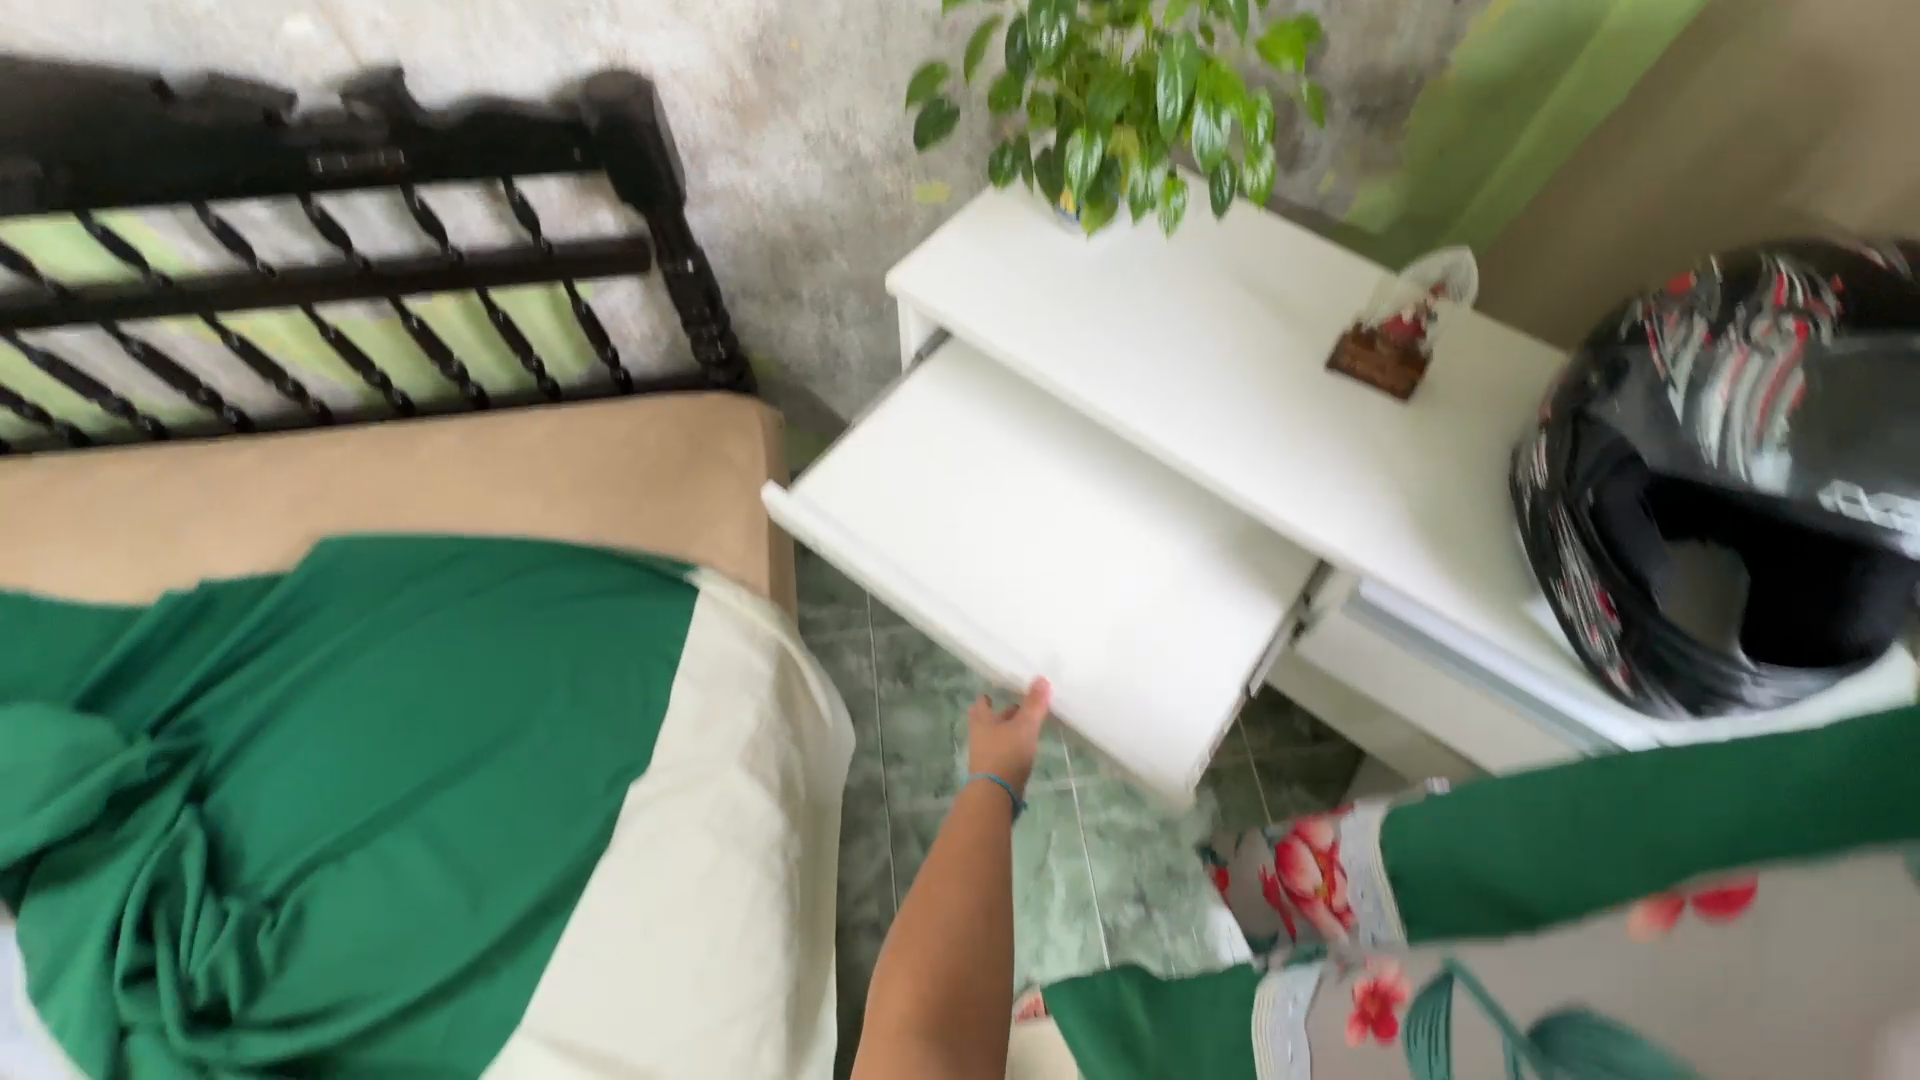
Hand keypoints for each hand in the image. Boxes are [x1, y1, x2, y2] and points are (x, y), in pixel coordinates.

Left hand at [966, 678, 1051, 797]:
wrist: (996, 794)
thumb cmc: (1006, 753)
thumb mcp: (1024, 726)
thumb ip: (1034, 704)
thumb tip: (1042, 678)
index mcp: (982, 720)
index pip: (981, 703)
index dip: (987, 698)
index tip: (994, 693)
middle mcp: (980, 735)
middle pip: (989, 720)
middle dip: (1003, 714)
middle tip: (1018, 707)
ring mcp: (985, 755)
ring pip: (997, 737)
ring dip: (1009, 731)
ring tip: (1027, 726)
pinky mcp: (994, 771)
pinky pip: (1003, 753)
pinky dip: (1012, 748)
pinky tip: (1026, 749)